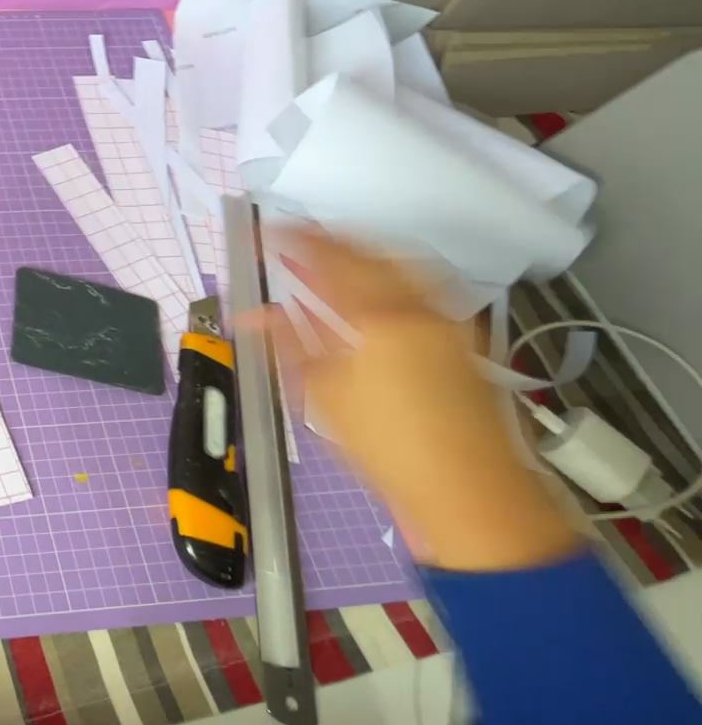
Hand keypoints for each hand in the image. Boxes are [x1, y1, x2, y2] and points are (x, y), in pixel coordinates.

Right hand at [257, 229, 579, 571]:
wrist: (469, 494)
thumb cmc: (386, 446)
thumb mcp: (322, 395)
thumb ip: (288, 344)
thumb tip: (255, 314)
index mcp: (379, 318)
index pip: (332, 259)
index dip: (298, 239)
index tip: (271, 229)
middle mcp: (420, 312)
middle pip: (378, 254)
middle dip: (338, 239)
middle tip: (305, 237)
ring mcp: (450, 328)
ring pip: (409, 270)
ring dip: (370, 255)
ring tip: (340, 258)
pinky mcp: (465, 347)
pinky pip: (426, 294)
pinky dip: (395, 281)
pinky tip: (377, 297)